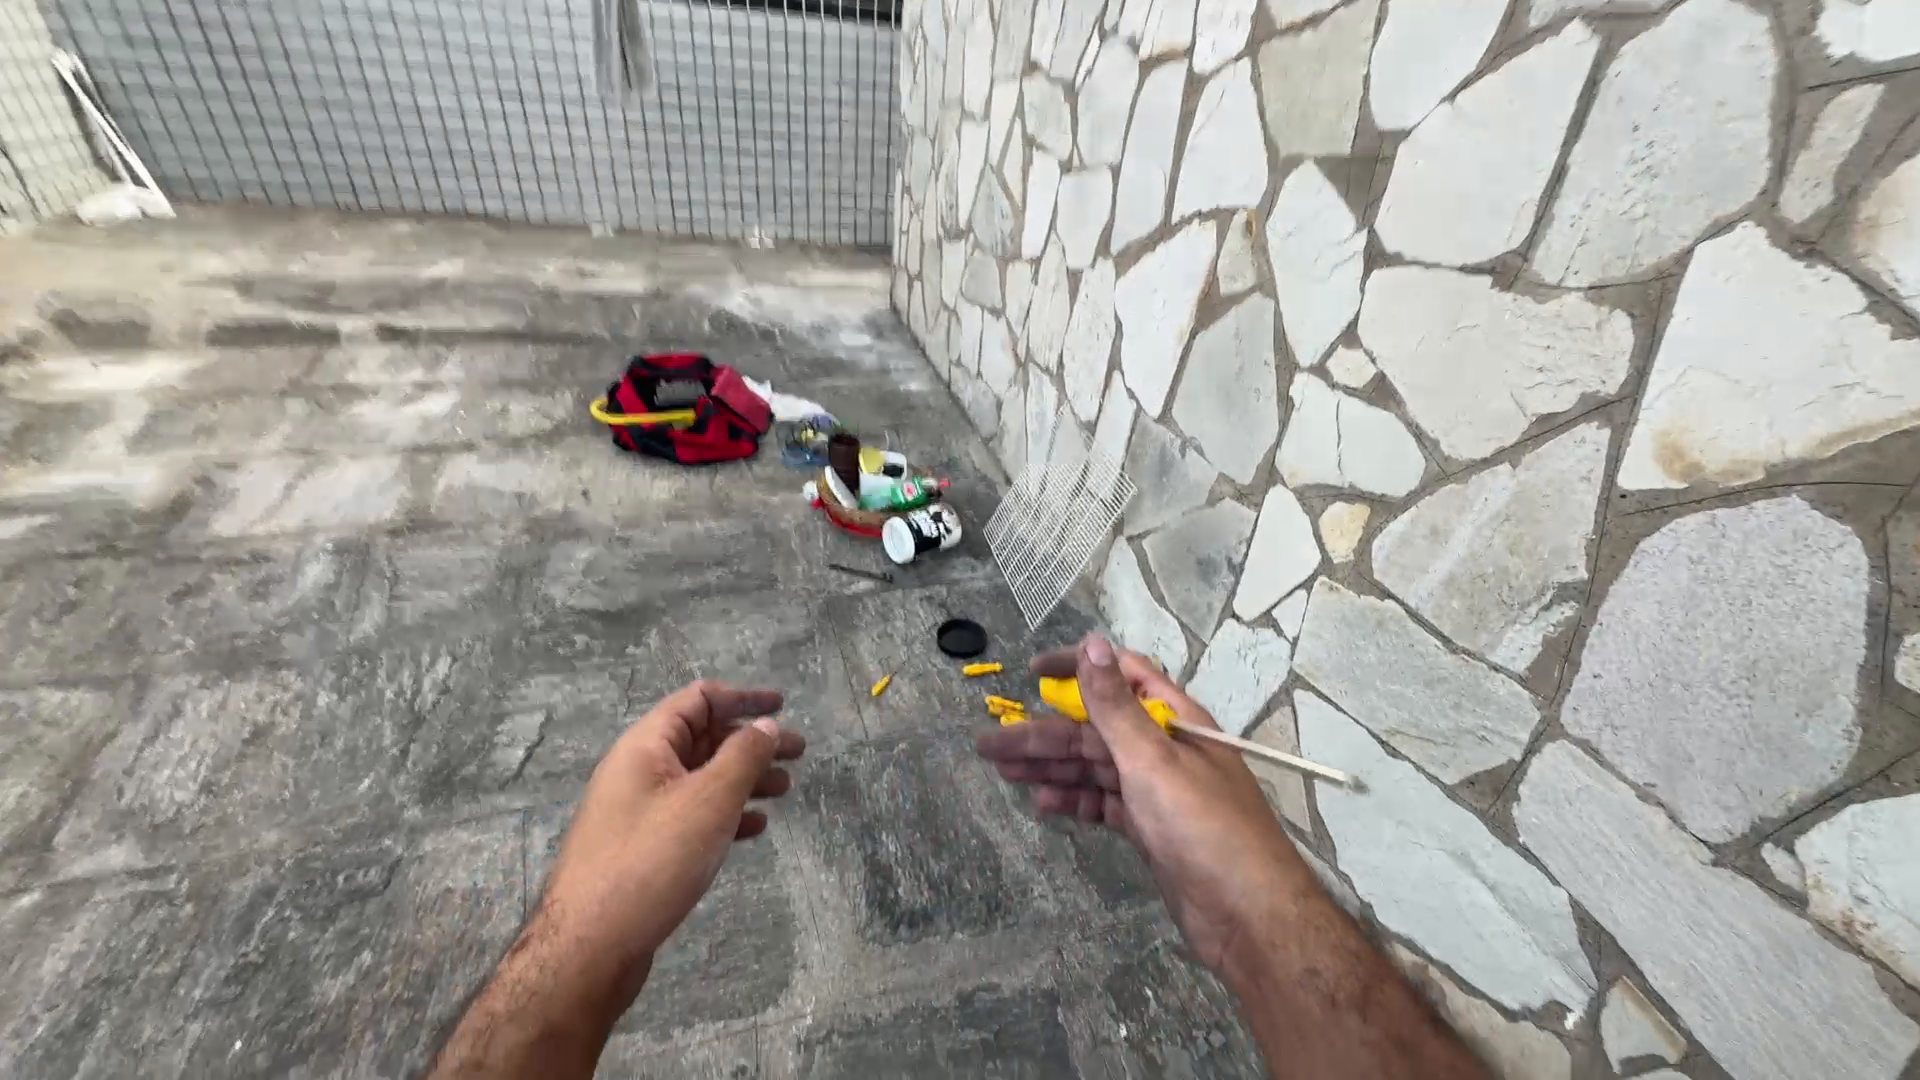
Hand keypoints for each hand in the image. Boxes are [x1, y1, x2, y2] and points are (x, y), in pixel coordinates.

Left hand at [536, 680, 805, 1004]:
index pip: (699, 700)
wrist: (587, 951)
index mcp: (646, 746)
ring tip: (784, 789)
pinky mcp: (643, 849)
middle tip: (797, 752)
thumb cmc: (652, 861)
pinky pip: (692, 814)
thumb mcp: (709, 800)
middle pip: (704, 739)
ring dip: (745, 778)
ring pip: (701, 778)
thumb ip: (743, 755)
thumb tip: (766, 724)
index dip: (742, 697)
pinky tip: (754, 828)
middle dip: (752, 741)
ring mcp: (638, 812)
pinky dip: (726, 813)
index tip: (782, 706)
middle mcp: (639, 771)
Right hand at [974, 634, 1309, 975]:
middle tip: (990, 744)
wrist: (1247, 918)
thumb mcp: (1153, 759)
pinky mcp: (1149, 827)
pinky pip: (1103, 802)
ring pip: (1093, 767)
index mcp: (1172, 719)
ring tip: (1001, 771)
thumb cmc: (1202, 826)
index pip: (1121, 675)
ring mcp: (1156, 790)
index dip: (1078, 668)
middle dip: (1043, 733)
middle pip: (1093, 729)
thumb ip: (1115, 704)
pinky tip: (1041, 801)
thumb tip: (1093, 642)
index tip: (1034, 672)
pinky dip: (1074, 799)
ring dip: (1049, 766)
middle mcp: (1163, 748)